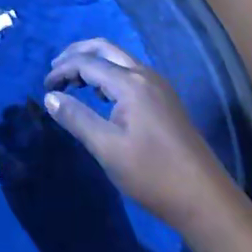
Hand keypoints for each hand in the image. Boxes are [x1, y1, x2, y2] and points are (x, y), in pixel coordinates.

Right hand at [43, 39, 237, 229]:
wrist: (207, 202)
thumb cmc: (153, 175)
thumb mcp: (107, 149)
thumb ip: (76, 118)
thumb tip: (49, 97)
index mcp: (130, 83)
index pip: (87, 63)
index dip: (62, 70)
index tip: (44, 87)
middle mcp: (145, 75)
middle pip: (104, 48)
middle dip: (77, 54)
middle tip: (55, 69)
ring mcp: (159, 87)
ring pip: (119, 59)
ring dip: (93, 62)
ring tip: (73, 81)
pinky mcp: (166, 100)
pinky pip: (130, 72)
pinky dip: (109, 73)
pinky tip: (101, 95)